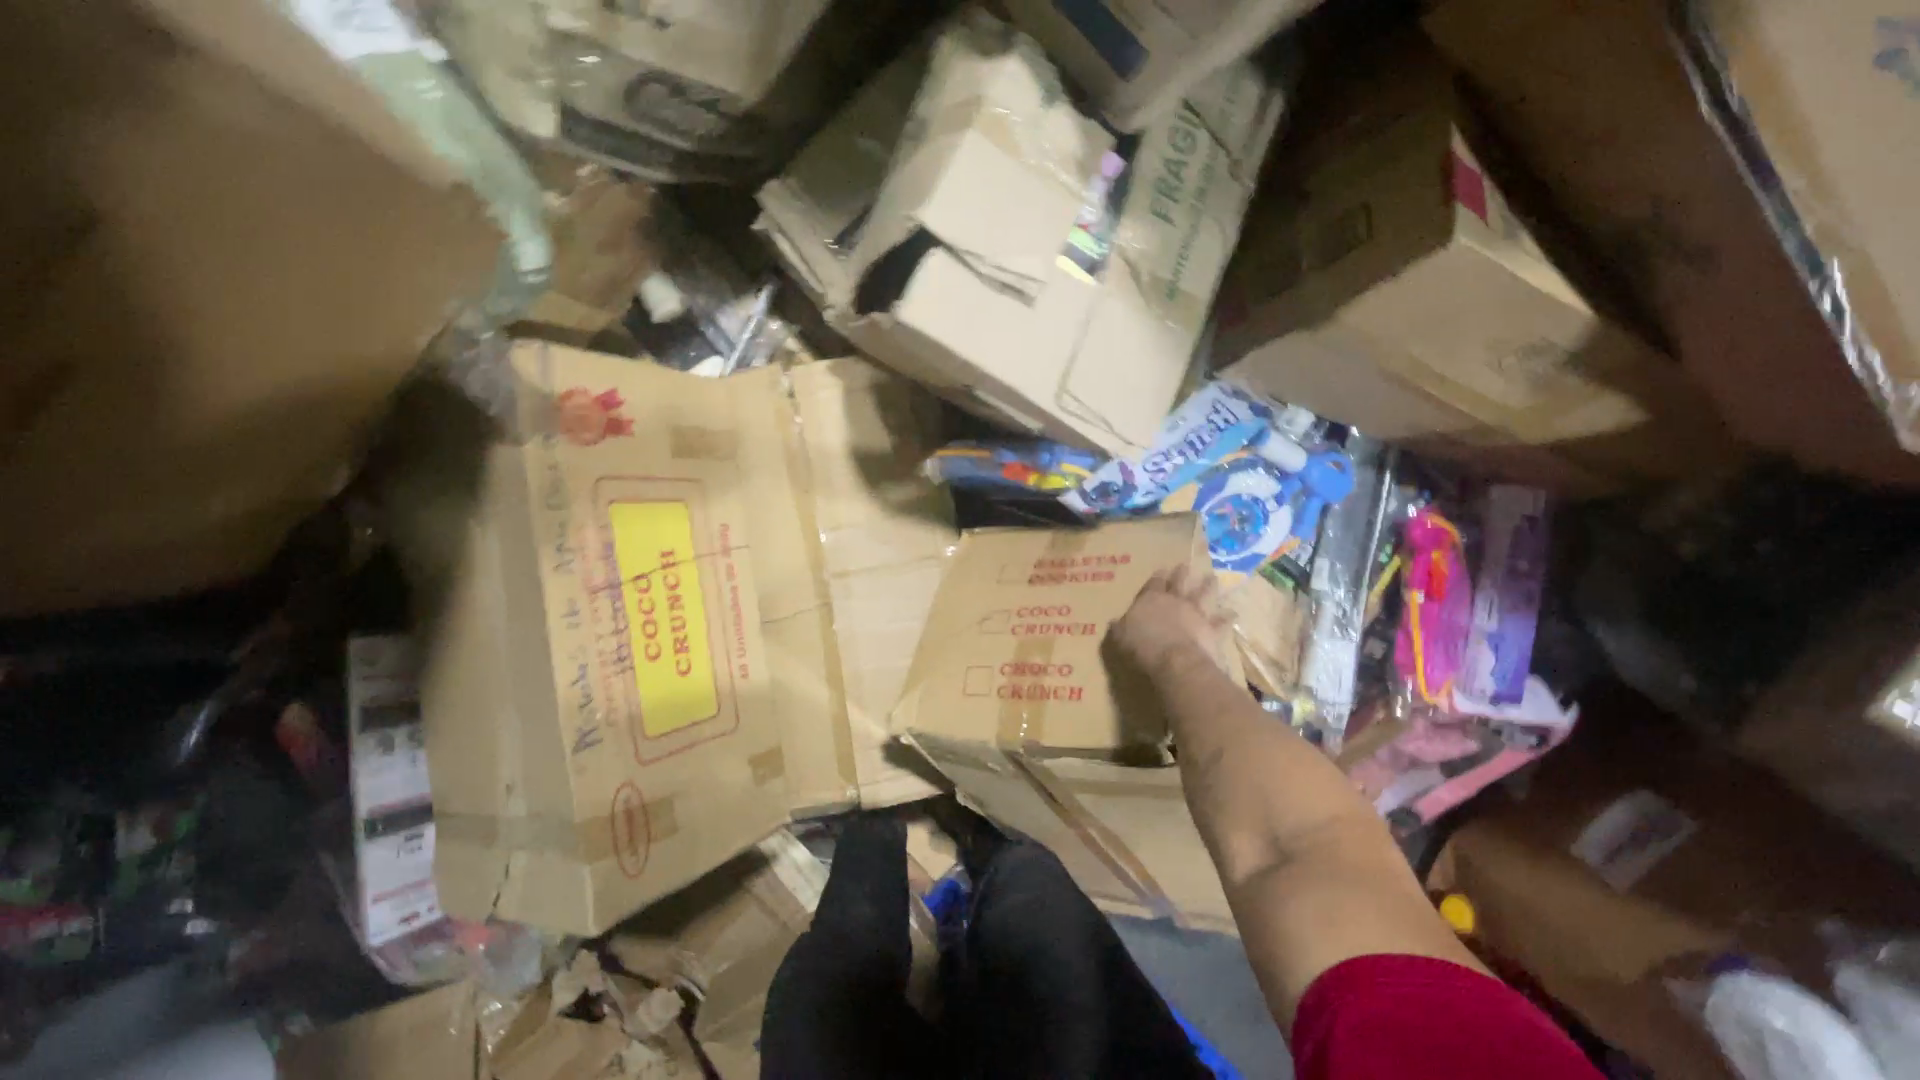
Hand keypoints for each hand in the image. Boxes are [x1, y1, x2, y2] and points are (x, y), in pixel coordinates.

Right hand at [1110, 564, 1232, 677]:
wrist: (1174, 660)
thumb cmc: (1141, 646)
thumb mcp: (1119, 637)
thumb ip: (1120, 627)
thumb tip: (1114, 621)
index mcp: (1150, 600)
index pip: (1153, 583)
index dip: (1157, 576)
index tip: (1162, 569)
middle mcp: (1174, 601)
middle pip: (1179, 583)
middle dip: (1182, 574)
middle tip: (1186, 565)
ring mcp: (1195, 613)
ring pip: (1203, 595)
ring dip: (1208, 587)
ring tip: (1212, 578)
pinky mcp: (1211, 629)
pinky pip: (1220, 622)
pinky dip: (1226, 618)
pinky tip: (1233, 613)